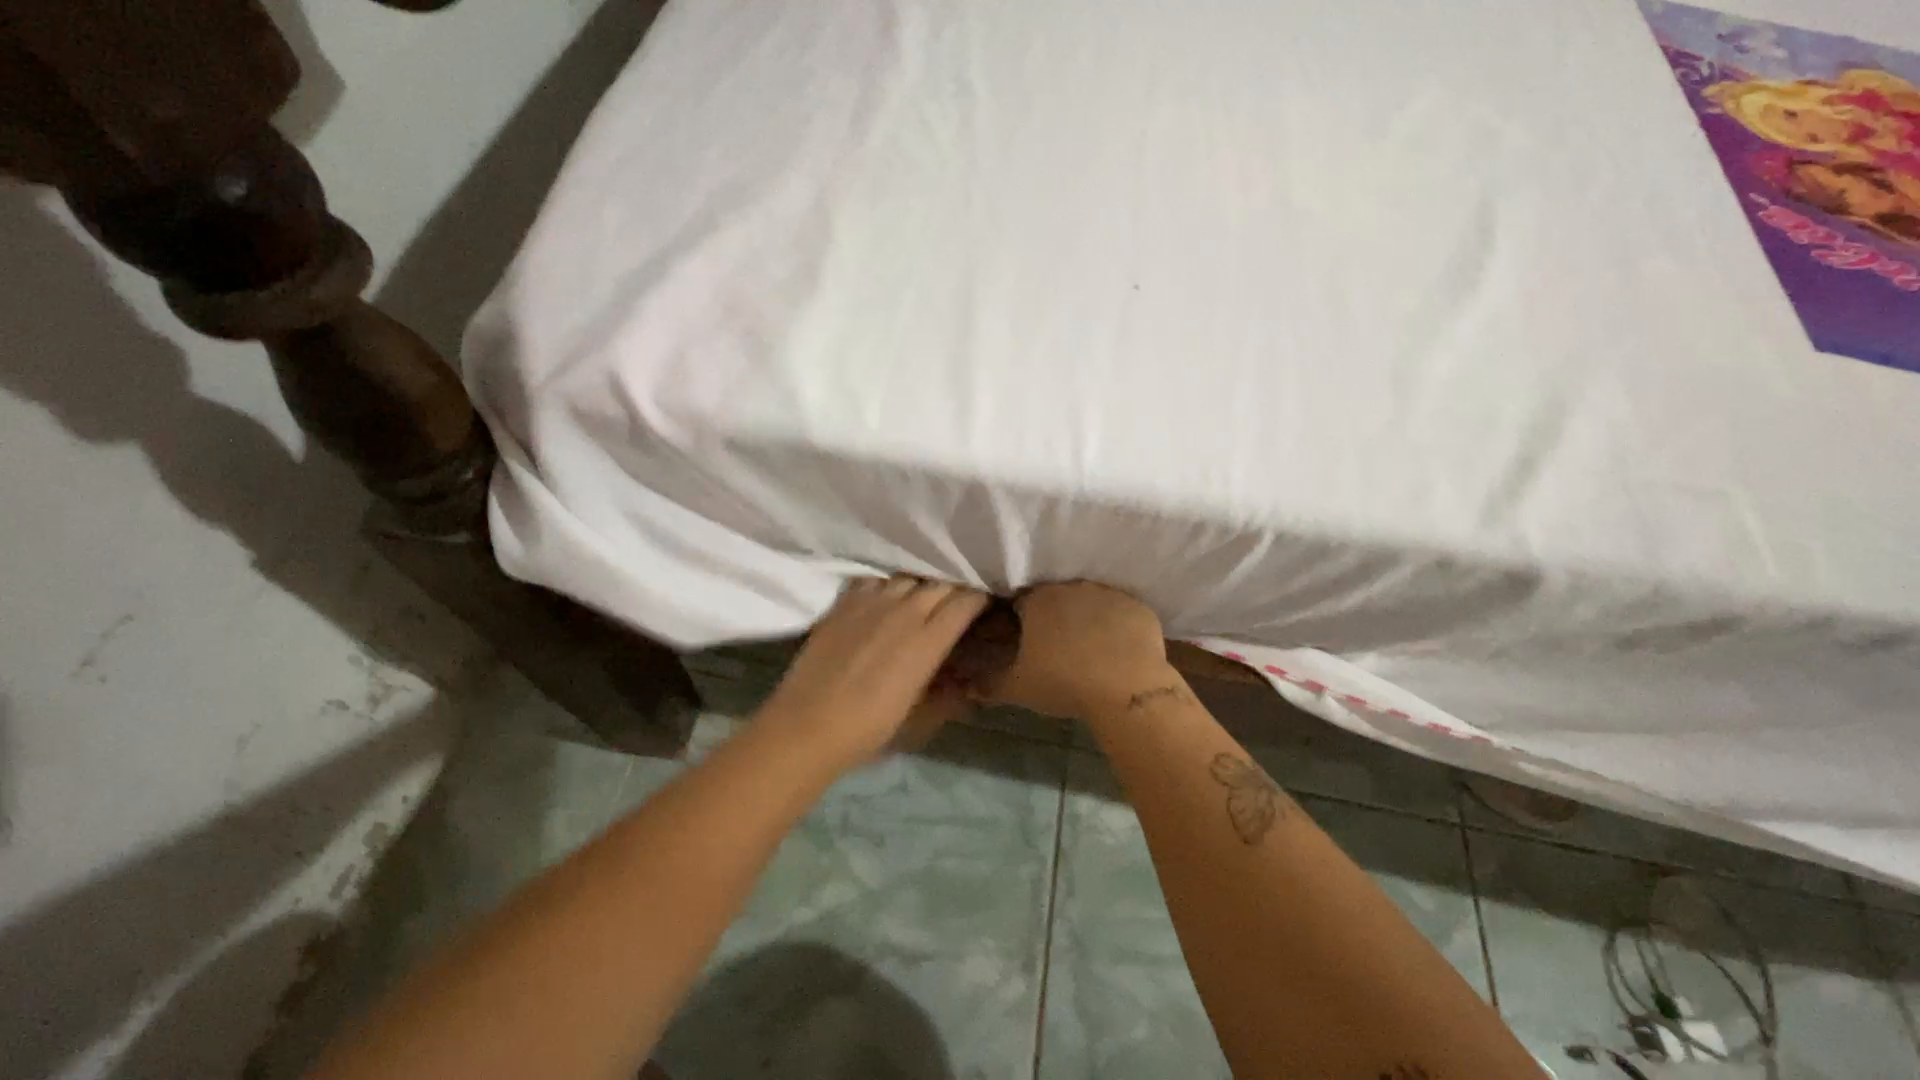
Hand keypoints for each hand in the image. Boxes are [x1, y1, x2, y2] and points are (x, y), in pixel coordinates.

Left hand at [758, 576, 988, 768]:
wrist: (806, 727)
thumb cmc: (867, 731)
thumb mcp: (918, 719)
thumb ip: (946, 696)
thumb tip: (966, 685)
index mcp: (927, 642)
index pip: (966, 601)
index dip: (979, 600)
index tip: (985, 608)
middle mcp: (903, 613)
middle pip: (939, 584)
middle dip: (954, 591)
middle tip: (958, 605)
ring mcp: (870, 604)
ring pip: (907, 578)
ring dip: (920, 587)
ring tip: (921, 601)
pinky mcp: (842, 604)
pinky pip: (873, 581)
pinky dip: (886, 587)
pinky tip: (884, 602)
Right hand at [976, 582, 1177, 718]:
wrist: (1126, 689)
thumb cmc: (1064, 682)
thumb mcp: (1018, 687)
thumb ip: (989, 683)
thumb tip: (967, 686)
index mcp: (1038, 598)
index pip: (1020, 601)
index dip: (1019, 621)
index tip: (1022, 641)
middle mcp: (1072, 586)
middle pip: (1056, 598)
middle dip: (1052, 617)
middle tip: (1053, 647)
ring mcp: (1109, 593)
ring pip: (1089, 602)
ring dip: (1085, 618)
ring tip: (1086, 648)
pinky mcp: (1139, 607)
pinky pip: (1120, 613)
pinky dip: (1116, 627)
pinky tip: (1116, 650)